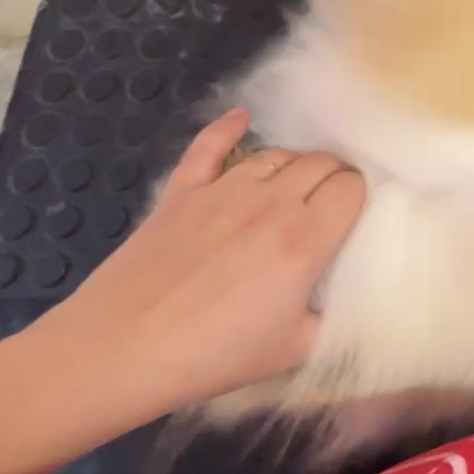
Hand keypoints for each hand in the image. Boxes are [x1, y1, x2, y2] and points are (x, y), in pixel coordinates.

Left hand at [24, 108, 366, 419]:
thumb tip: (363, 314)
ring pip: (278, 154)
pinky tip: (242, 117)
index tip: (356, 215)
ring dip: (298, 163)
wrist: (110, 356)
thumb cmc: (210, 356)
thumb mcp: (295, 349)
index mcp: (306, 238)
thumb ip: (337, 322)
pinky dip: (226, 128)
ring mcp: (221, 193)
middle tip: (335, 200)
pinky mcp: (179, 195)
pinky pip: (207, 148)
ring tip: (299, 182)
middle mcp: (271, 203)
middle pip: (322, 163)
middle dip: (337, 175)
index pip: (352, 187)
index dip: (359, 196)